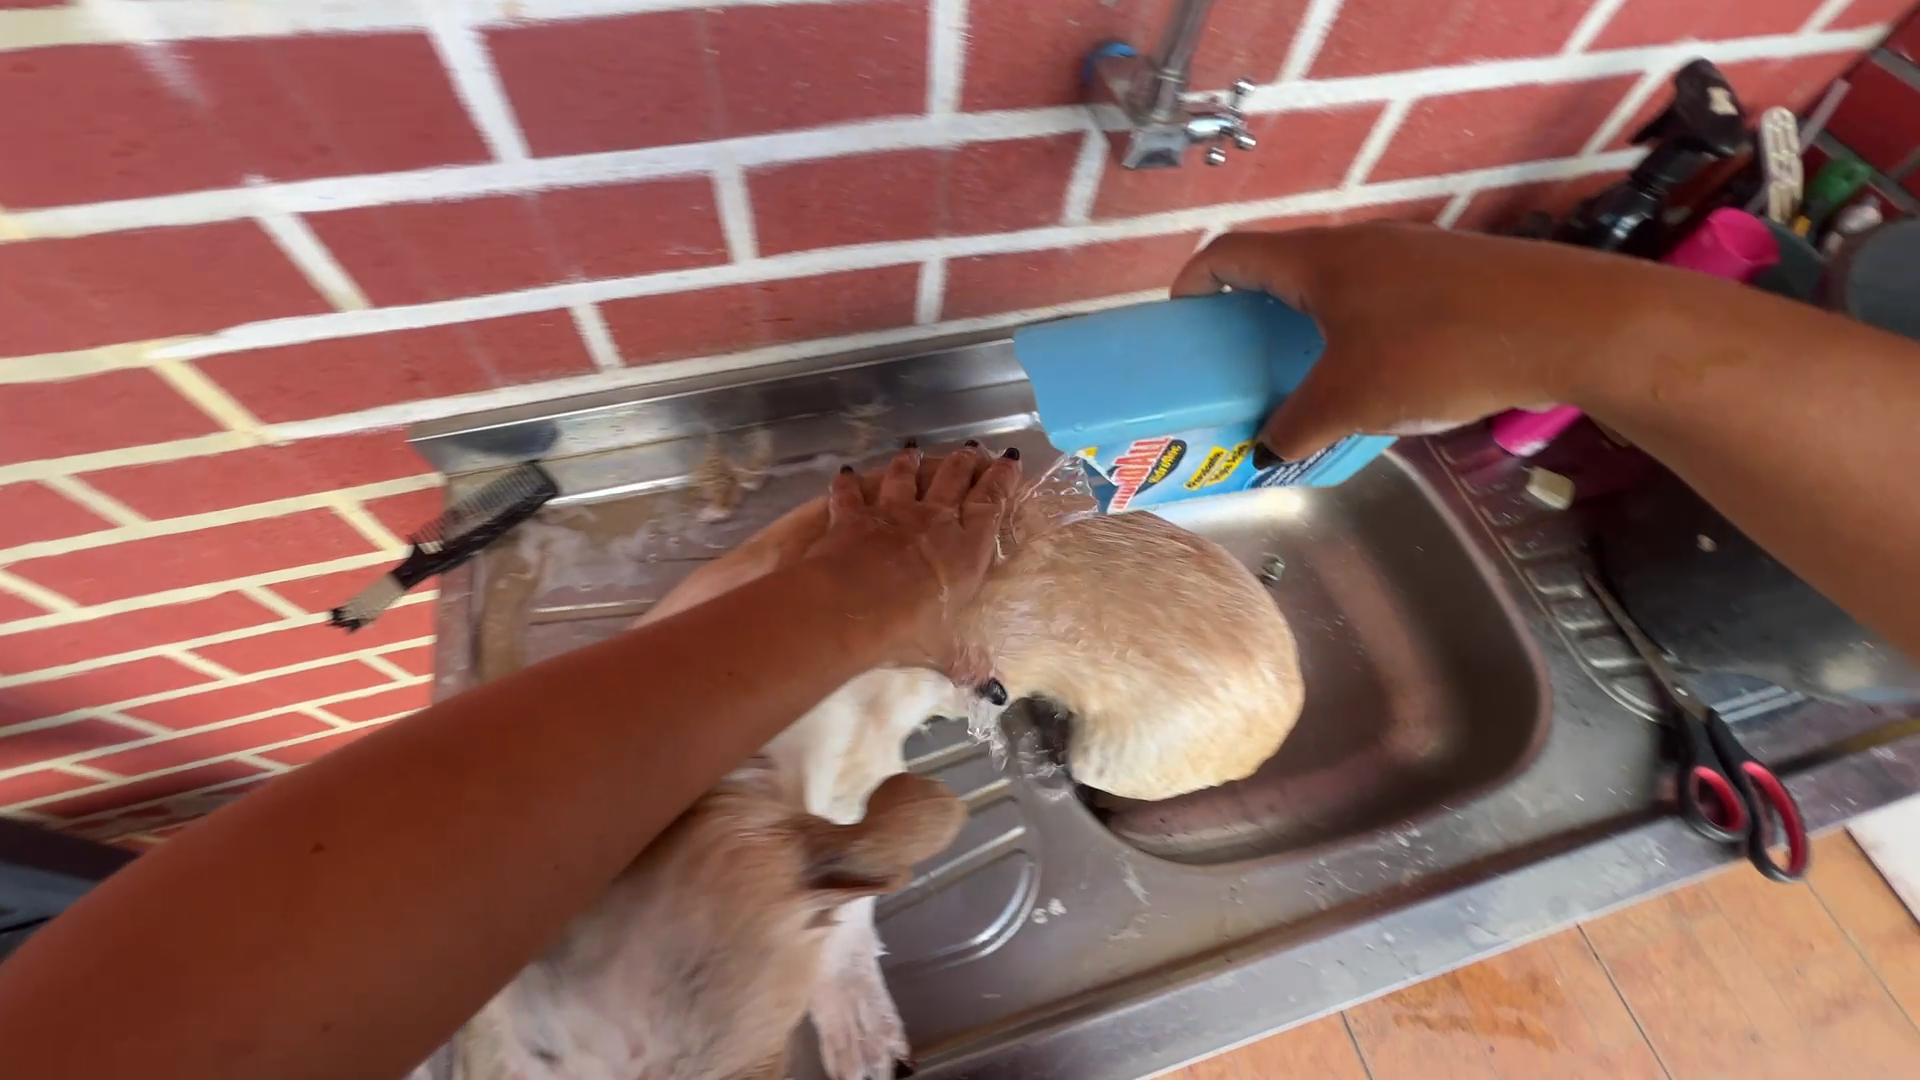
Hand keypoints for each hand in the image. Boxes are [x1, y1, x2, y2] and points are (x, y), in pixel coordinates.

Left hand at [812, 444, 1022, 675]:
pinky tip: (847, 472)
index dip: (1003, 479)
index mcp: (966, 546)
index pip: (991, 503)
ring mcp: (891, 514)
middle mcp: (933, 520)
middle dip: (965, 461)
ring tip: (914, 449)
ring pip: (905, 476)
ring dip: (911, 462)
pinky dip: (850, 482)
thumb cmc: (911, 627)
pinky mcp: (853, 516)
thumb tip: (994, 691)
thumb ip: (968, 662)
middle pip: (953, 478)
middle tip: (972, 449)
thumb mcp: (946, 650)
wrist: (853, 606)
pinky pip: (852, 493)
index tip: (1010, 460)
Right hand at [1171, 224, 1670, 460]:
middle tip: (1235, 356)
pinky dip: (1346, 328)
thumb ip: (1294, 428)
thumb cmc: (1439, 353)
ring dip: (1299, 321)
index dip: (1194, 281)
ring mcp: (1410, 253)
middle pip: (1279, 266)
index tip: (1178, 317)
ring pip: (1330, 282)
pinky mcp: (1449, 273)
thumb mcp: (1350, 402)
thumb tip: (1266, 451)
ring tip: (1297, 371)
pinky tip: (1366, 373)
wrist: (1577, 326)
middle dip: (1245, 309)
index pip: (1232, 253)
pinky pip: (1373, 295)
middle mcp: (1360, 244)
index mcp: (1319, 261)